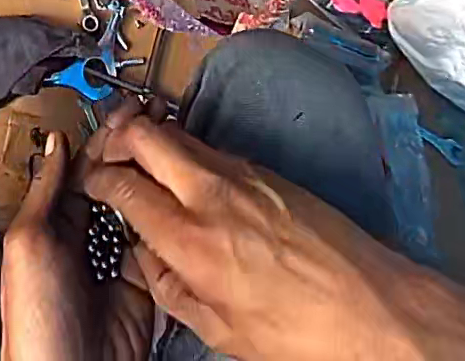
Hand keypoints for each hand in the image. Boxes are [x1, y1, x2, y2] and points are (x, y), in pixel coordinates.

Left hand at [0, 129, 153, 360]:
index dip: (104, 141)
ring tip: (169, 143)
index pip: (82, 170)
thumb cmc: (37, 317)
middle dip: (131, 154)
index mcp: (52, 225)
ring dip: (151, 180)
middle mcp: (83, 238)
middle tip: (153, 119)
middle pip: (112, 184)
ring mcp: (113, 260)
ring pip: (136, 209)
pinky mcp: (141, 283)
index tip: (126, 114)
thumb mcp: (29, 243)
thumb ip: (45, 190)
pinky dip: (166, 221)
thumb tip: (55, 141)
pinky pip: (155, 244)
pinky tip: (176, 191)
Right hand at [82, 110, 464, 360]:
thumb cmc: (296, 335)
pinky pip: (205, 145)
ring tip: (134, 154)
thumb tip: (140, 252)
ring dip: (147, 135)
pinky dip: (180, 148)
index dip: (97, 175)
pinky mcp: (261, 165)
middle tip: (102, 150)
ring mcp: (238, 170)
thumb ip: (168, 285)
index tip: (89, 179)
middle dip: (112, 133)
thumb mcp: (221, 330)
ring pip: (174, 131)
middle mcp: (209, 190)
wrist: (375, 308)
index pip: (124, 184)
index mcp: (192, 239)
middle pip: (143, 132)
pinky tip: (182, 173)